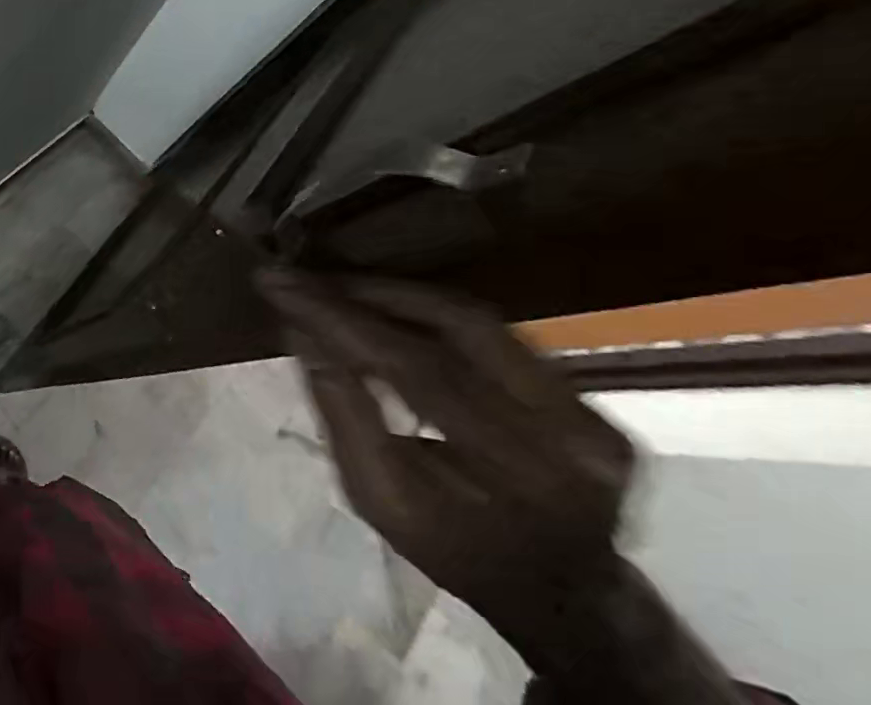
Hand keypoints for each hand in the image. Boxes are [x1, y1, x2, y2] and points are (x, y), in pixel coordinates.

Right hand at [253, 269, 634, 639]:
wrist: (556, 592)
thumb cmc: (447, 548)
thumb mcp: (376, 497)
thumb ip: (341, 411)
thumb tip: (299, 332)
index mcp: (503, 472)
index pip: (409, 365)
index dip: (338, 317)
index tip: (279, 283)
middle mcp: (561, 433)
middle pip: (450, 327)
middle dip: (364, 295)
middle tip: (304, 279)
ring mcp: (585, 413)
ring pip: (476, 321)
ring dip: (396, 296)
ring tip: (337, 288)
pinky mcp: (590, 400)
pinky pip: (497, 334)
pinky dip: (432, 314)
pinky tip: (389, 309)